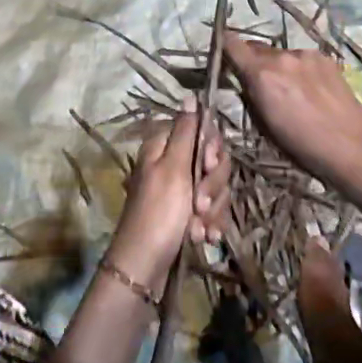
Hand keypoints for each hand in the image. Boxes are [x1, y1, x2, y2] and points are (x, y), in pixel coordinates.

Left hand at [106, 99, 230, 289]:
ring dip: (213, 210)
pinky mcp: (189, 214)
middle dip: (213, 185)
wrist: (145, 268)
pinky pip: (213, 210)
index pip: (201, 130)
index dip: (212, 147)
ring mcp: (181, 191)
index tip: (209, 163)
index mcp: (165, 147)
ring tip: (199, 230)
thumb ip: (185, 131)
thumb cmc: (158, 213)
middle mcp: (173, 164)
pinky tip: (205, 239)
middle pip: (212, 160)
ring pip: (216, 187)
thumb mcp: (173, 168)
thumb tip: (189, 95)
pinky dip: (211, 224)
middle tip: (200, 204)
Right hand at [223, 33, 361, 194]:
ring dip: (277, 65)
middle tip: (258, 81)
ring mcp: (305, 54)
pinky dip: (298, 68)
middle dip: (252, 61)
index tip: (223, 54)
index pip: (231, 43)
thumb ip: (249, 94)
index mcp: (261, 73)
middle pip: (256, 48)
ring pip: (280, 54)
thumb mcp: (264, 123)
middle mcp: (281, 57)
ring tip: (290, 89)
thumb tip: (242, 79)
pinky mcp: (324, 58)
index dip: (224, 47)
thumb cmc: (302, 145)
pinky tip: (310, 88)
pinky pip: (301, 58)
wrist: (351, 146)